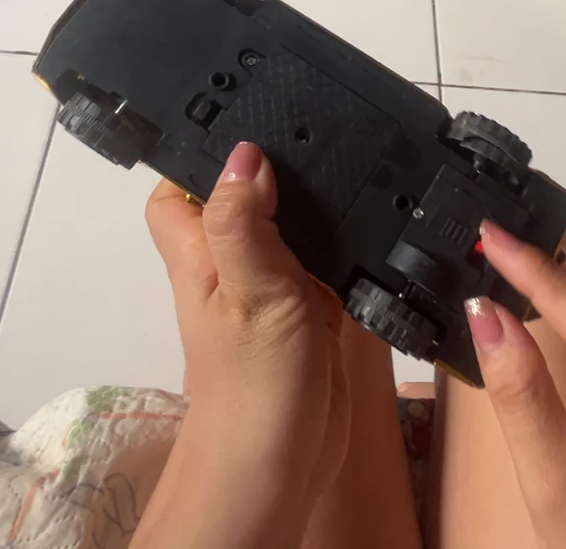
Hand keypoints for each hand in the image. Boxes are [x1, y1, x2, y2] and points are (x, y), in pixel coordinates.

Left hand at [136, 142, 350, 548]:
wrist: (283, 468)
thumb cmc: (251, 386)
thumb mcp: (248, 294)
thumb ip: (244, 224)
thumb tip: (244, 152)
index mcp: (202, 246)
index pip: (184, 178)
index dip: (205, 141)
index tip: (245, 98)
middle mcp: (236, 254)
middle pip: (248, 189)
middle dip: (278, 158)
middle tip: (320, 112)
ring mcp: (277, 278)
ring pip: (293, 217)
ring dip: (317, 193)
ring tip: (356, 145)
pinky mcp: (316, 301)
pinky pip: (330, 252)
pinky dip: (350, 233)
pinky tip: (381, 210)